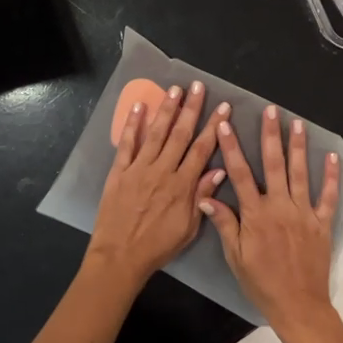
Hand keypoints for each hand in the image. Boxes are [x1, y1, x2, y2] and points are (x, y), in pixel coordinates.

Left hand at [86, 81, 229, 283]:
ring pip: (156, 133)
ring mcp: (139, 169)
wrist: (120, 256)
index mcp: (182, 186)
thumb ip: (202, 197)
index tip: (223, 108)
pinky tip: (138, 106)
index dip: (214, 127)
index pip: (201, 150)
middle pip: (180, 134)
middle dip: (191, 108)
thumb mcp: (188, 229)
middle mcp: (162, 171)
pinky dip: (133, 124)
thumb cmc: (158, 246)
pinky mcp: (119, 171)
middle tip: (198, 86)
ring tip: (175, 89)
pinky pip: (127, 143)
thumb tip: (219, 170)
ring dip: (166, 109)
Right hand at [200, 106, 339, 329]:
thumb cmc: (261, 283)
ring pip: (300, 173)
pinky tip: (332, 156)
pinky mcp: (322, 223)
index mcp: (255, 215)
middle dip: (270, 135)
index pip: (240, 174)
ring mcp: (303, 213)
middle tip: (270, 110)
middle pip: (274, 165)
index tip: (226, 125)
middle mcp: (280, 207)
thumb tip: (207, 196)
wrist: (298, 306)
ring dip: (298, 146)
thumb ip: (225, 224)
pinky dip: (332, 177)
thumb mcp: (235, 256)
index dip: (232, 148)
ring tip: (297, 122)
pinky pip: (328, 196)